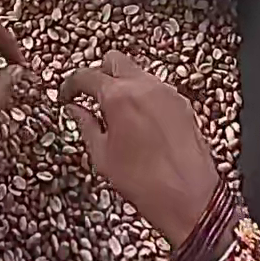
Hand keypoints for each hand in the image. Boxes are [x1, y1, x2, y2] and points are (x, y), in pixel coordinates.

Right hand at [59, 51, 219, 245]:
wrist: (192, 200)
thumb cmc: (145, 183)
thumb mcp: (102, 156)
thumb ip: (85, 125)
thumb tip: (75, 109)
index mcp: (118, 97)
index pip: (86, 75)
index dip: (71, 84)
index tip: (67, 95)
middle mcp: (144, 86)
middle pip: (114, 60)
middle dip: (99, 73)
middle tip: (91, 96)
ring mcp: (166, 92)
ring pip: (137, 72)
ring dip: (123, 84)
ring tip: (116, 113)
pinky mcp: (182, 104)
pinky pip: (156, 88)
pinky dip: (143, 96)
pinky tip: (139, 121)